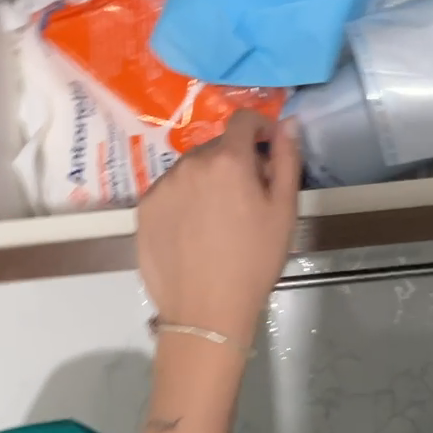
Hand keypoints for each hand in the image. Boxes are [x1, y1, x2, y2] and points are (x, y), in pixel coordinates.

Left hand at [136, 110, 301, 346]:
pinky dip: (183, 198)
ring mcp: (163, 183)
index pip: (243, 119)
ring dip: (207, 178)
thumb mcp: (284, 211)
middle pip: (218, 146)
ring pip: (192, 167)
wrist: (206, 313)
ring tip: (217, 219)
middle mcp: (190, 161)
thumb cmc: (254, 262)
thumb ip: (287, 158)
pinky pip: (170, 189)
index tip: (267, 149)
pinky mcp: (144, 206)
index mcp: (228, 159)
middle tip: (246, 198)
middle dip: (235, 161)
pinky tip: (192, 231)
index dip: (259, 127)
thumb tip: (288, 123)